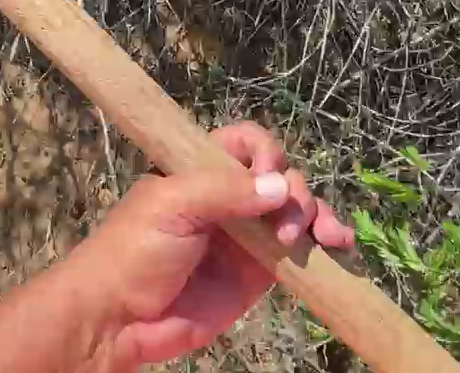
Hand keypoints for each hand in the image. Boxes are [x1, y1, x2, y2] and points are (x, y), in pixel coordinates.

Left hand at [59, 123, 355, 368]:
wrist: (120, 318)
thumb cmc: (136, 249)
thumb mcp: (172, 205)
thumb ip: (225, 192)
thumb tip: (281, 186)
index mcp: (200, 167)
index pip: (246, 142)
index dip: (265, 152)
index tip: (269, 174)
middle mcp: (227, 195)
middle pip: (279, 175)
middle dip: (296, 191)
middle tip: (291, 224)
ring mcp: (245, 234)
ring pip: (295, 211)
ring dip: (318, 215)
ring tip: (329, 236)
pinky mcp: (257, 273)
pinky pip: (297, 253)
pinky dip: (322, 248)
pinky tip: (339, 248)